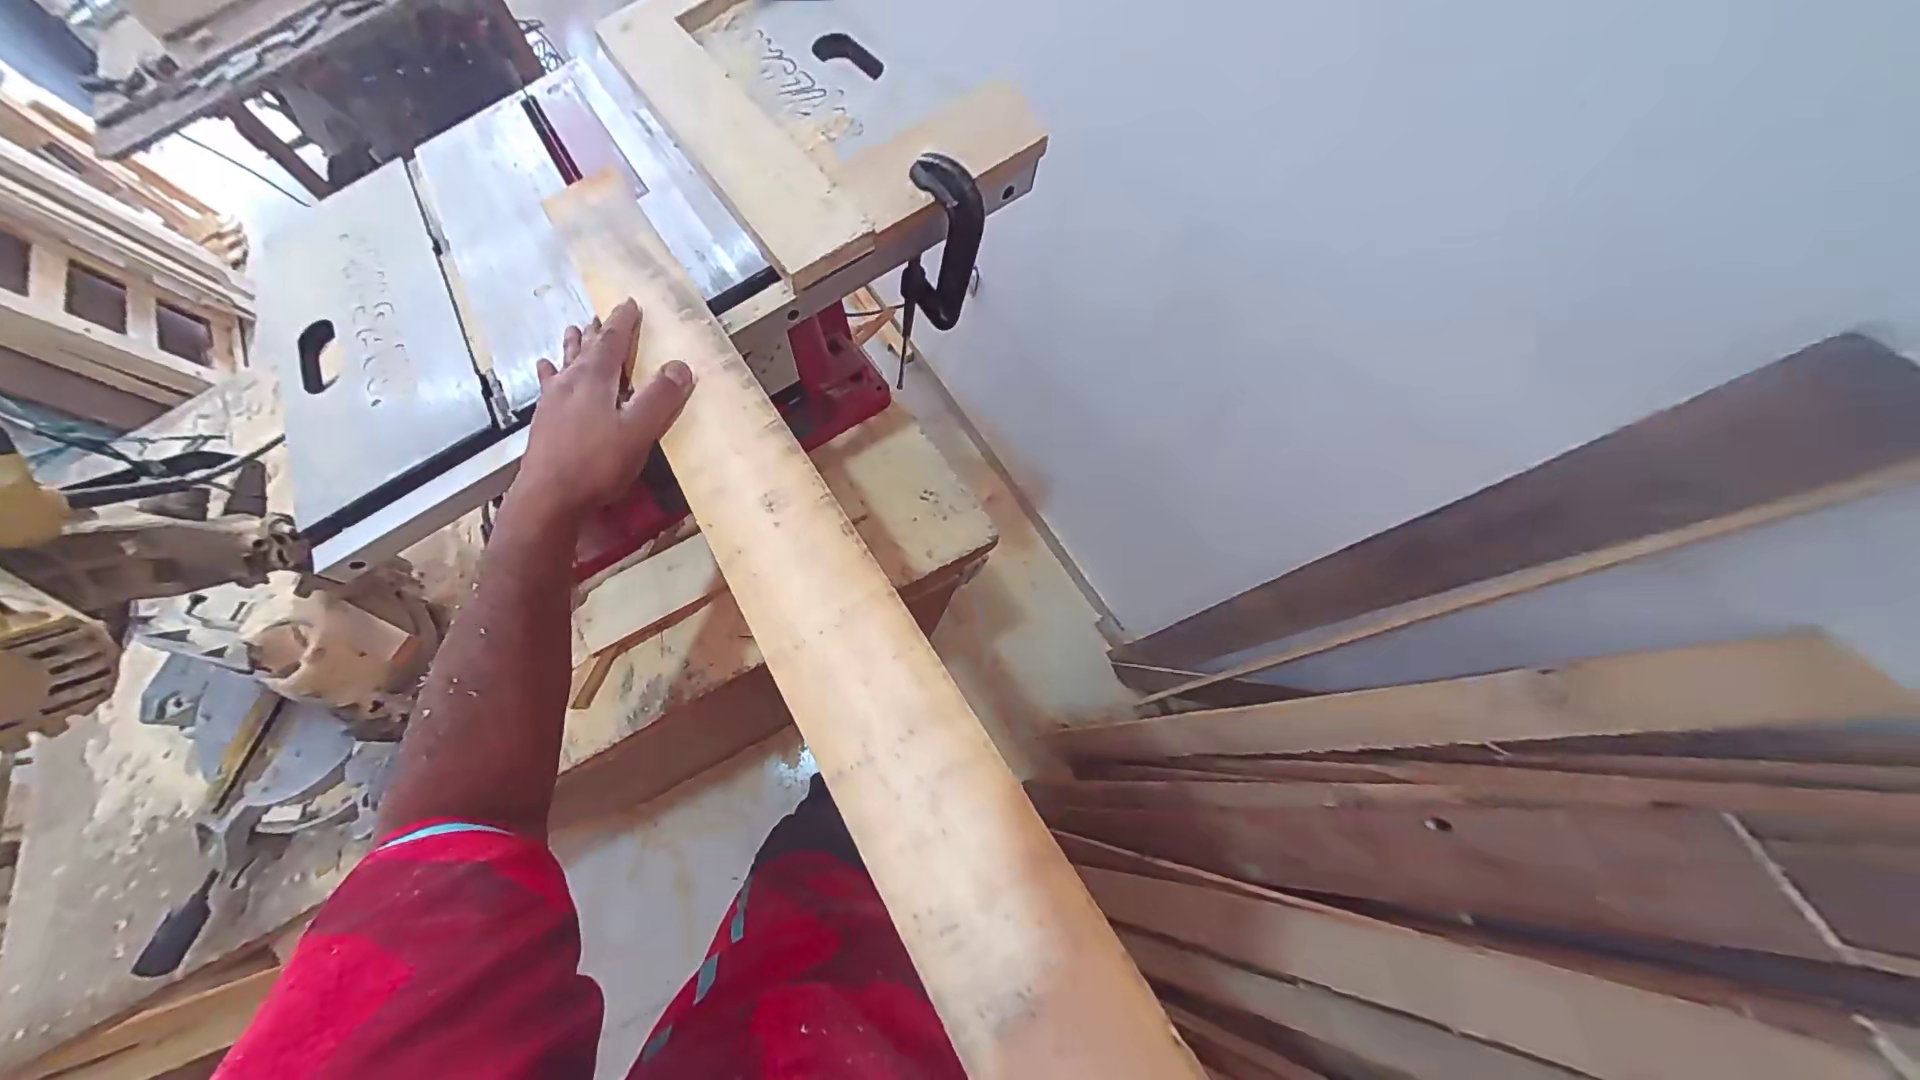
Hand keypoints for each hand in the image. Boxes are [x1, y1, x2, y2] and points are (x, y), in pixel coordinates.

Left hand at [511, 298, 693, 526]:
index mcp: (595, 380)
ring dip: (574, 346)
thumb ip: (659, 398)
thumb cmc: (597, 463)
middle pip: (586, 349)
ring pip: (566, 364)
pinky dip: (552, 373)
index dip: (623, 323)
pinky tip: (547, 372)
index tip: (629, 304)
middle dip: (599, 331)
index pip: (611, 342)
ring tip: (574, 330)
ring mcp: (553, 401)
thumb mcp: (638, 431)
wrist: (549, 496)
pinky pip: (550, 384)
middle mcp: (570, 383)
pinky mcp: (544, 420)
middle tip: (603, 315)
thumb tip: (680, 366)